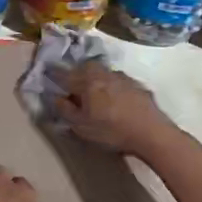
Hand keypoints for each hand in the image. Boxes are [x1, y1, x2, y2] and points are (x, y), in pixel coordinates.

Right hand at [51, 61, 181, 157]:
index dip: (54, 73)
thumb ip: (65, 110)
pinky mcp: (139, 87)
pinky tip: (115, 98)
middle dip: (77, 71)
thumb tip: (57, 97)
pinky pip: (119, 81)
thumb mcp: (80, 126)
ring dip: (96, 77)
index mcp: (86, 83)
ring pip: (104, 72)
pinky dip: (112, 85)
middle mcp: (104, 75)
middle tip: (73, 82)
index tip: (47, 71)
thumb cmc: (111, 131)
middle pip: (86, 66)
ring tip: (95, 90)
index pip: (65, 74)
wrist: (153, 134)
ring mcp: (124, 79)